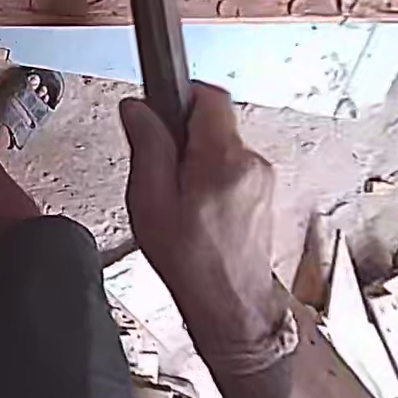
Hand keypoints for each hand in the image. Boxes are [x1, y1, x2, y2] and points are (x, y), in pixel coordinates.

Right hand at [120, 83, 285, 383]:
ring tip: (170, 193)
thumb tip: (137, 108)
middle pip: (210, 121)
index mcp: (222, 160)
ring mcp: (261, 177)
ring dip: (190, 156)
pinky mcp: (261, 191)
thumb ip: (147, 146)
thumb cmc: (188, 258)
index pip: (208, 97)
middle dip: (177, 133)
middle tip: (154, 166)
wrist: (228, 302)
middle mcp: (250, 162)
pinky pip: (227, 164)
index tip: (154, 109)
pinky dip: (204, 173)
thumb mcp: (149, 198)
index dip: (177, 95)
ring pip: (217, 144)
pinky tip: (188, 204)